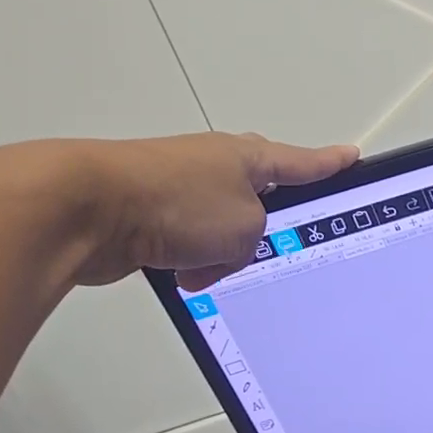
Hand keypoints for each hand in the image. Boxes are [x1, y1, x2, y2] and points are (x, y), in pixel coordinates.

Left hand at [65, 132, 357, 289]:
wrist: (83, 210)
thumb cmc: (170, 202)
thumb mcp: (249, 228)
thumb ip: (261, 238)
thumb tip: (229, 249)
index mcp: (247, 157)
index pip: (302, 162)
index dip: (329, 164)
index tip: (348, 158)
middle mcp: (212, 167)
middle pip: (259, 203)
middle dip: (263, 229)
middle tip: (267, 243)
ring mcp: (177, 190)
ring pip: (222, 234)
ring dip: (220, 256)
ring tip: (208, 265)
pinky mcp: (146, 215)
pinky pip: (187, 249)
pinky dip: (188, 264)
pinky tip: (181, 274)